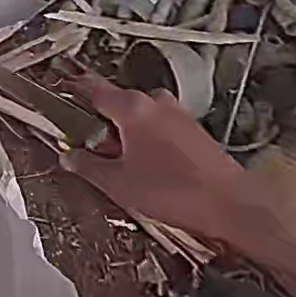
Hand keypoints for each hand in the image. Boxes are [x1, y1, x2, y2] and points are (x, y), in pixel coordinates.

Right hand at [62, 75, 295, 248]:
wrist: (234, 206)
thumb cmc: (174, 191)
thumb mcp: (118, 183)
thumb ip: (87, 165)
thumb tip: (68, 156)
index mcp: (132, 107)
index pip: (93, 89)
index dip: (74, 90)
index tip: (61, 92)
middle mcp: (155, 102)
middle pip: (117, 104)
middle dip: (101, 123)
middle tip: (91, 148)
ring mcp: (177, 114)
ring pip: (139, 116)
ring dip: (125, 133)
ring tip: (121, 163)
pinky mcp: (193, 130)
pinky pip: (158, 126)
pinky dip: (146, 139)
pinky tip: (147, 167)